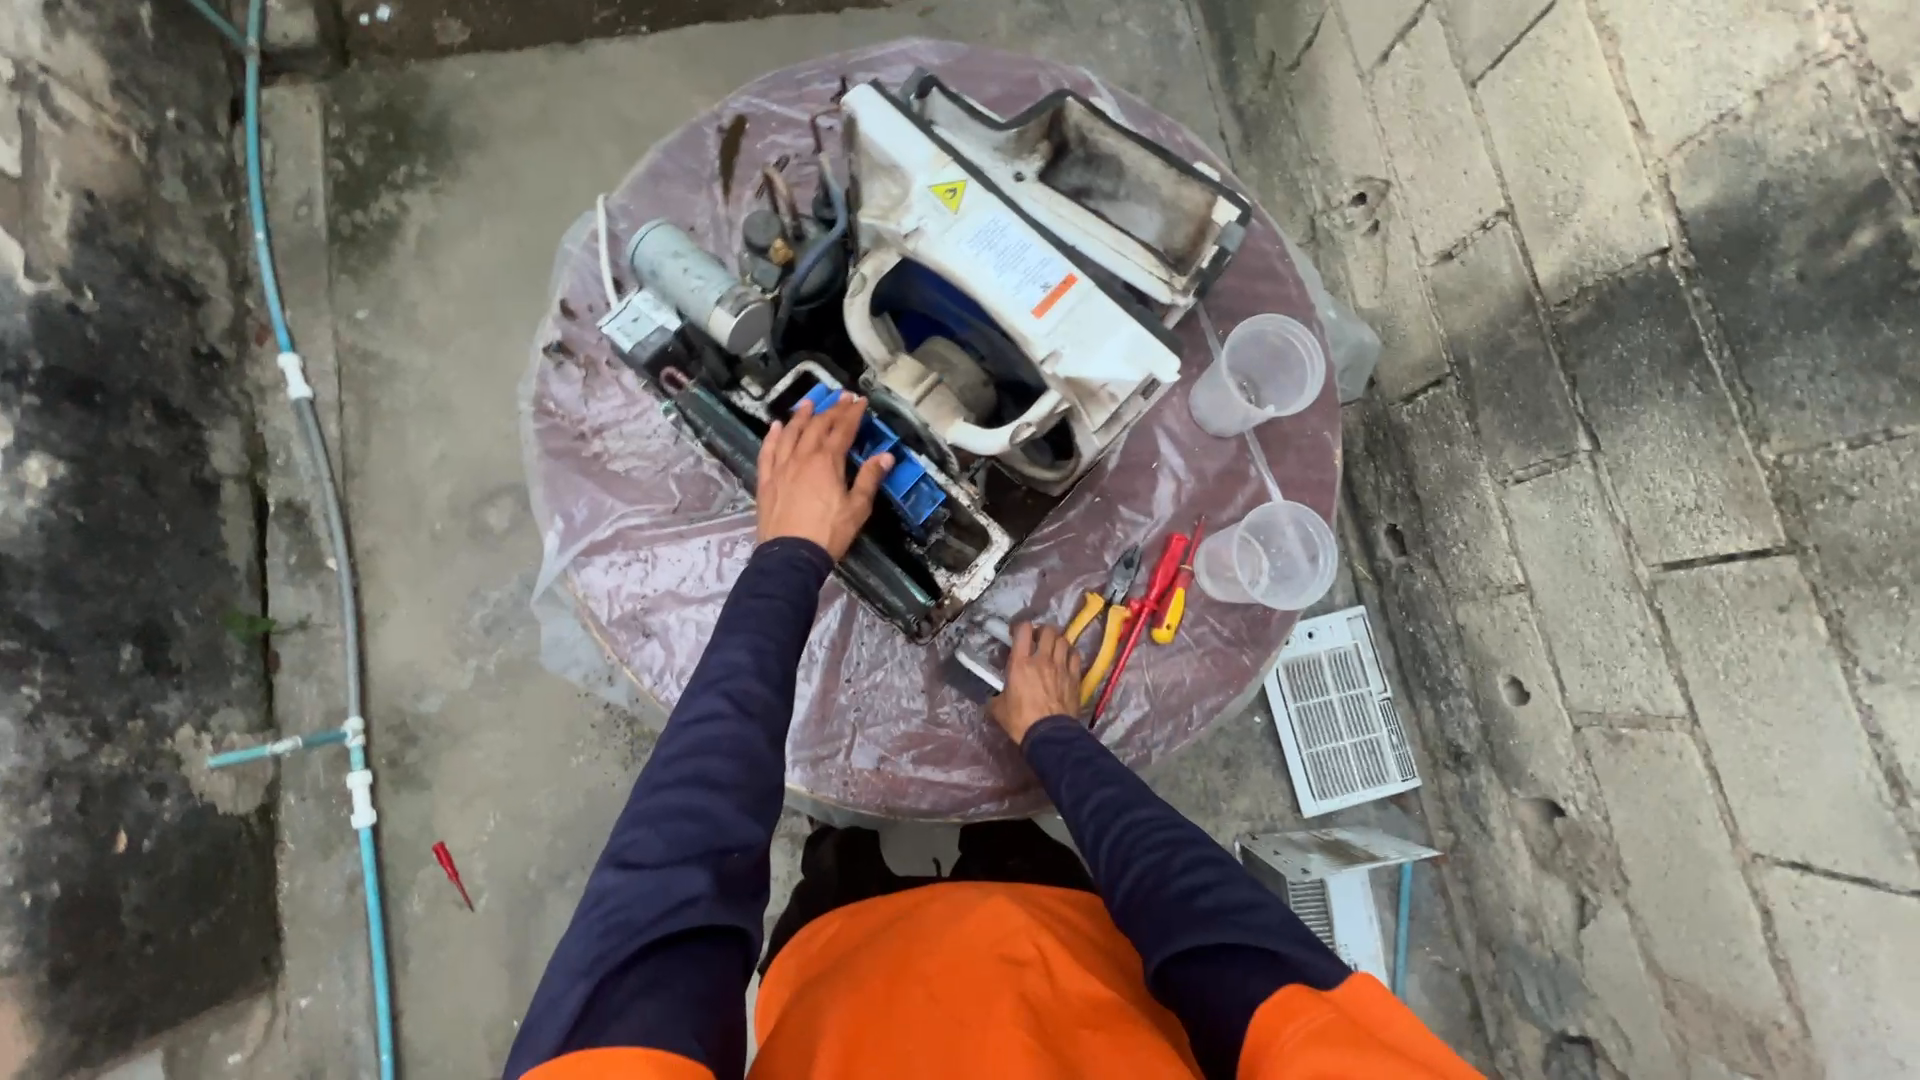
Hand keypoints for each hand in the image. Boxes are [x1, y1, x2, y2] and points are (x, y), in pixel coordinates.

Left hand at [756, 393, 892, 560]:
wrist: (791, 556)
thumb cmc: (829, 533)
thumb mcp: (857, 508)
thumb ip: (869, 479)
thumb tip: (886, 455)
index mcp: (827, 462)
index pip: (842, 430)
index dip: (852, 414)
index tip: (860, 401)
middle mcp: (802, 457)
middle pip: (817, 426)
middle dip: (832, 410)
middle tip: (841, 398)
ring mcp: (781, 467)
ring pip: (790, 433)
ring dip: (801, 416)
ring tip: (809, 403)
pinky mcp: (766, 480)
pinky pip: (768, 451)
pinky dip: (772, 436)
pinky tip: (775, 427)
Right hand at [989, 621, 1083, 744]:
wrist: (1049, 735)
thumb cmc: (1020, 720)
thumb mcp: (998, 708)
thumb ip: (995, 697)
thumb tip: (993, 698)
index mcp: (1020, 663)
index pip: (1023, 629)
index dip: (1021, 627)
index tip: (1018, 634)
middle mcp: (1042, 659)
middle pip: (1048, 630)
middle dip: (1042, 631)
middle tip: (1037, 640)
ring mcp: (1061, 667)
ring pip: (1063, 640)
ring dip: (1057, 641)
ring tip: (1053, 648)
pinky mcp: (1075, 677)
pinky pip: (1075, 655)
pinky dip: (1070, 653)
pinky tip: (1066, 659)